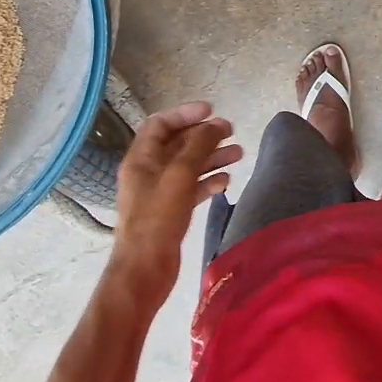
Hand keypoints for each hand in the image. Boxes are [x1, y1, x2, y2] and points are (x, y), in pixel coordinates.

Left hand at [111, 102, 241, 288]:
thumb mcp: (180, 175)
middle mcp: (149, 171)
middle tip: (232, 132)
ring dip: (213, 157)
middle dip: (205, 135)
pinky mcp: (171, 211)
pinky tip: (226, 182)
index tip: (212, 111)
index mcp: (141, 158)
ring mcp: (160, 192)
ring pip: (189, 165)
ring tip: (239, 154)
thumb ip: (199, 146)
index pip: (161, 123)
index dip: (185, 113)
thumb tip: (217, 124)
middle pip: (178, 143)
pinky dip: (209, 181)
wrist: (144, 271)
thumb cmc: (158, 219)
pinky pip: (192, 188)